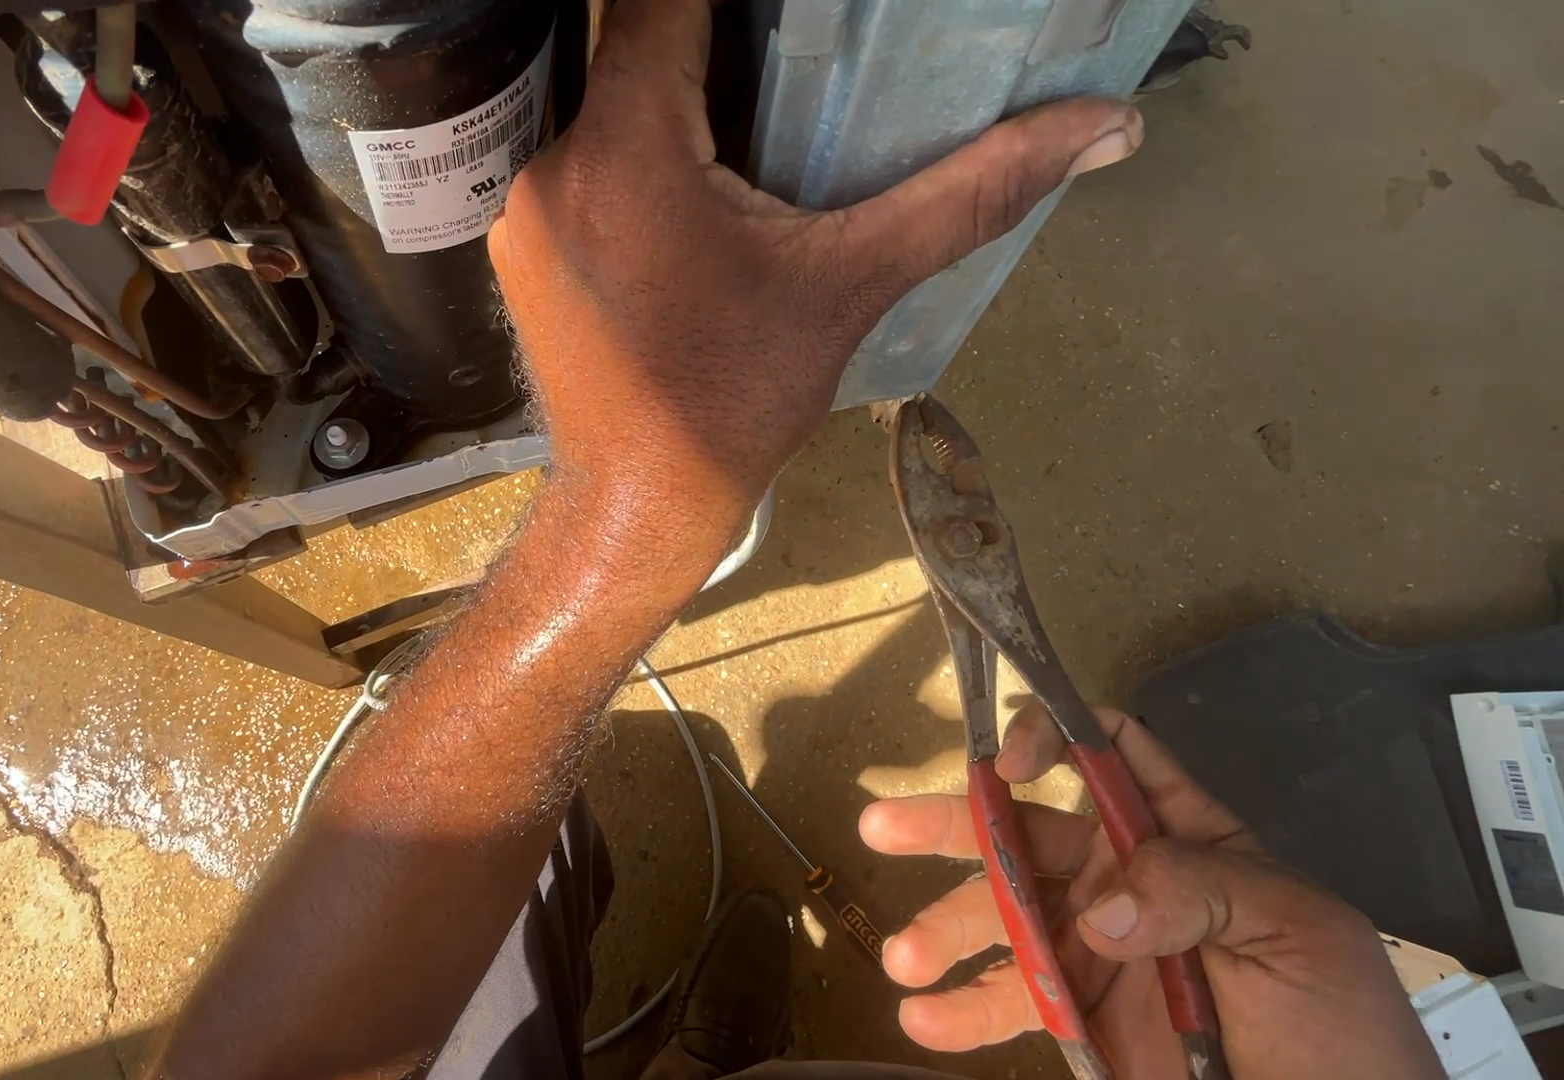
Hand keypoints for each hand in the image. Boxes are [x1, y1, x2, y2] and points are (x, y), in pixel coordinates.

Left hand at [489, 0, 1143, 548]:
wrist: (641, 501)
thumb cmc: (734, 404)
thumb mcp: (849, 289)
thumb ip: (968, 194)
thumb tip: (1102, 129)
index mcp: (627, 149)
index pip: (661, 0)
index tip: (778, 16)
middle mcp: (555, 167)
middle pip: (632, 53)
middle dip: (710, 45)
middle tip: (779, 65)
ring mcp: (525, 217)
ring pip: (600, 114)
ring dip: (668, 108)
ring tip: (741, 132)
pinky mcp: (523, 258)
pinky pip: (575, 173)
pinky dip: (628, 165)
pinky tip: (682, 198)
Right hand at [859, 705, 1442, 1079]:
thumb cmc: (1346, 1035)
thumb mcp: (1302, 937)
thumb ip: (1201, 890)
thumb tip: (1098, 912)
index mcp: (1178, 836)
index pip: (1108, 751)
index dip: (1054, 733)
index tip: (1013, 763)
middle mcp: (1118, 877)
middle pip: (1019, 827)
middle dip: (946, 824)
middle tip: (881, 828)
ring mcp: (1088, 944)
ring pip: (995, 913)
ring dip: (939, 928)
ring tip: (902, 960)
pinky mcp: (1074, 1014)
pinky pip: (1005, 999)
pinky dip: (960, 1008)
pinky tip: (925, 1019)